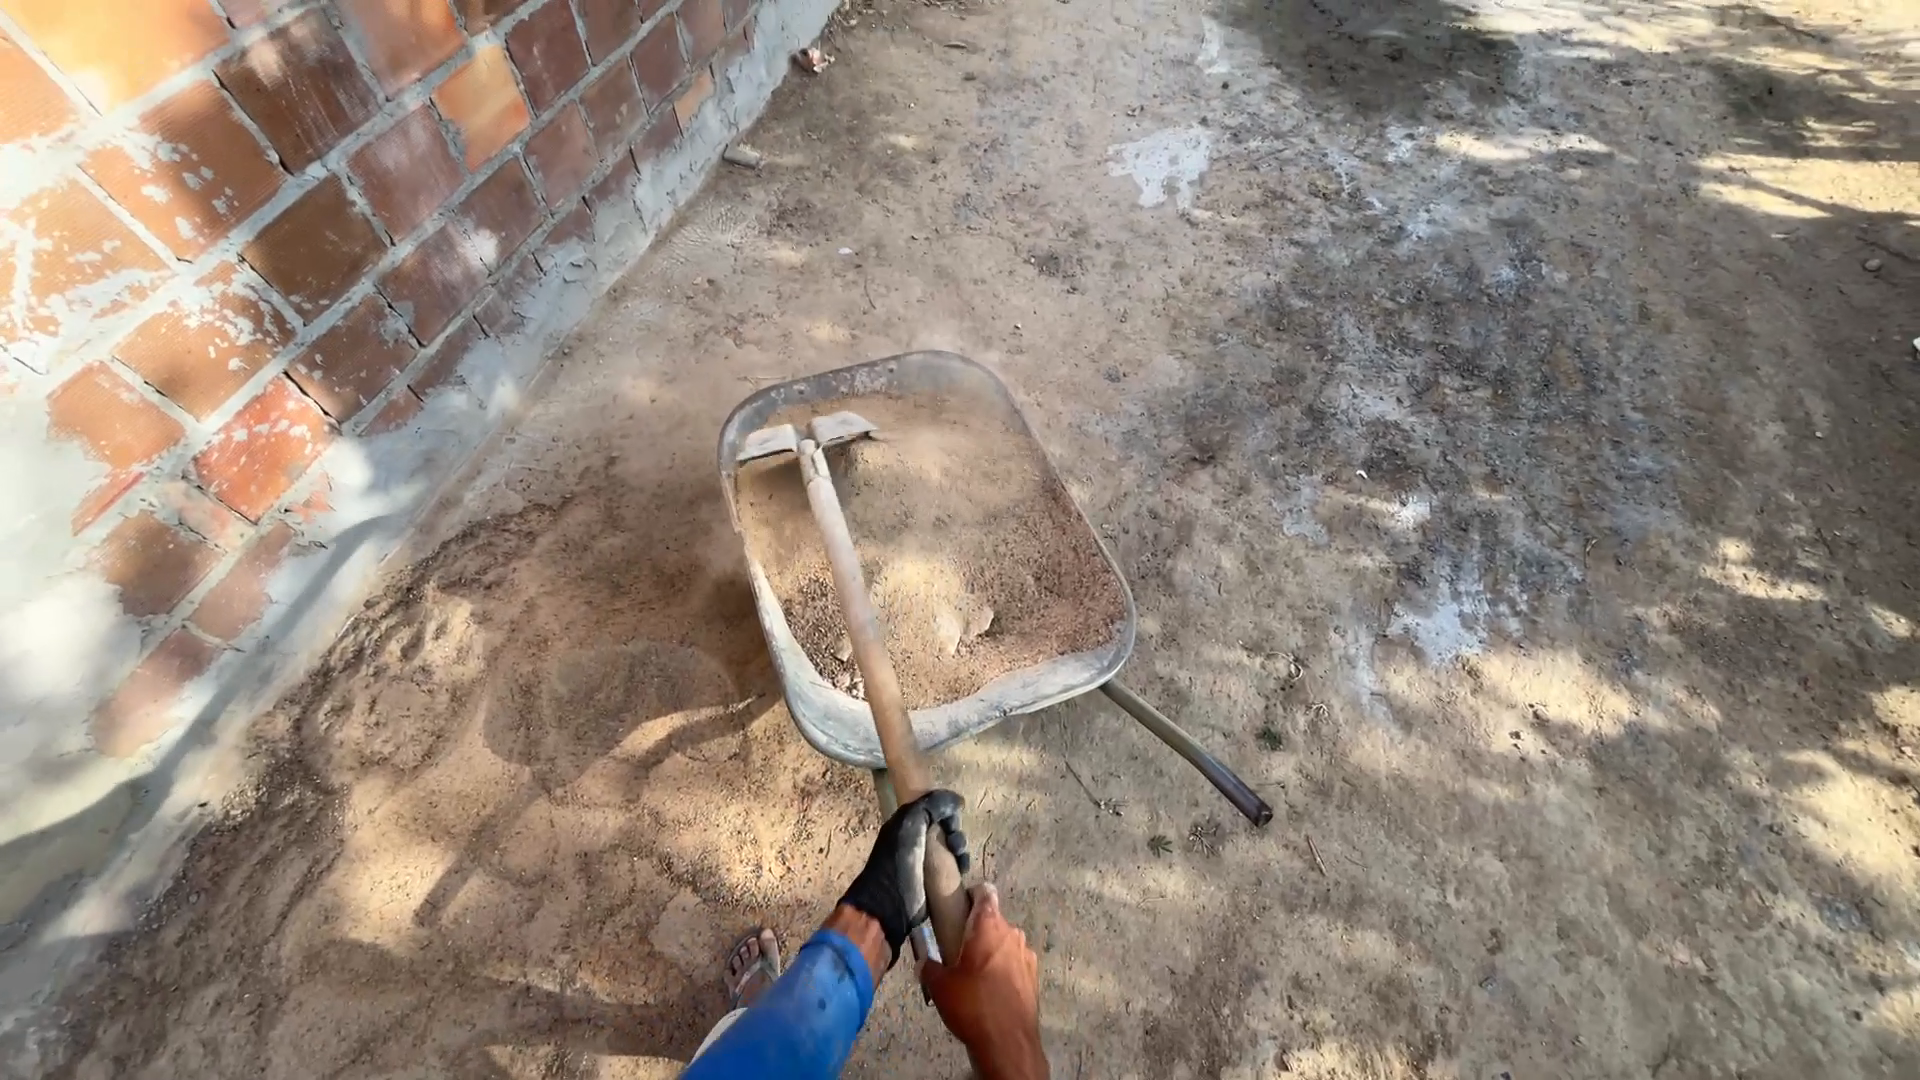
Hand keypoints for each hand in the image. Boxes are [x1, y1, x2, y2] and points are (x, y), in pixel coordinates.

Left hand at [837, 790, 968, 962]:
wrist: (889, 905)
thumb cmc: (898, 860)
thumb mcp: (911, 822)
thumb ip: (932, 805)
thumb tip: (957, 801)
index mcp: (906, 823)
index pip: (934, 809)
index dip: (948, 813)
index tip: (954, 823)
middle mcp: (914, 839)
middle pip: (944, 829)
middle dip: (956, 834)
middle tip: (956, 846)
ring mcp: (922, 862)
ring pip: (949, 848)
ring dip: (960, 851)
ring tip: (961, 861)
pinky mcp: (930, 882)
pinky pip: (950, 867)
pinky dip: (959, 866)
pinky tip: (962, 871)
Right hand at [919, 884, 1046, 1079]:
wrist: (1008, 1044)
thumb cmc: (973, 1006)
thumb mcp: (940, 987)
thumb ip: (929, 968)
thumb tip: (922, 963)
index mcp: (988, 924)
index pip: (984, 891)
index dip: (971, 894)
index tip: (959, 907)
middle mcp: (1011, 931)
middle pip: (993, 918)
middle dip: (978, 929)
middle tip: (960, 949)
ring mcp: (1026, 952)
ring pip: (1005, 940)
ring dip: (993, 949)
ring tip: (976, 974)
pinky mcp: (1034, 974)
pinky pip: (1016, 960)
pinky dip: (1005, 967)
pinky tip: (993, 990)